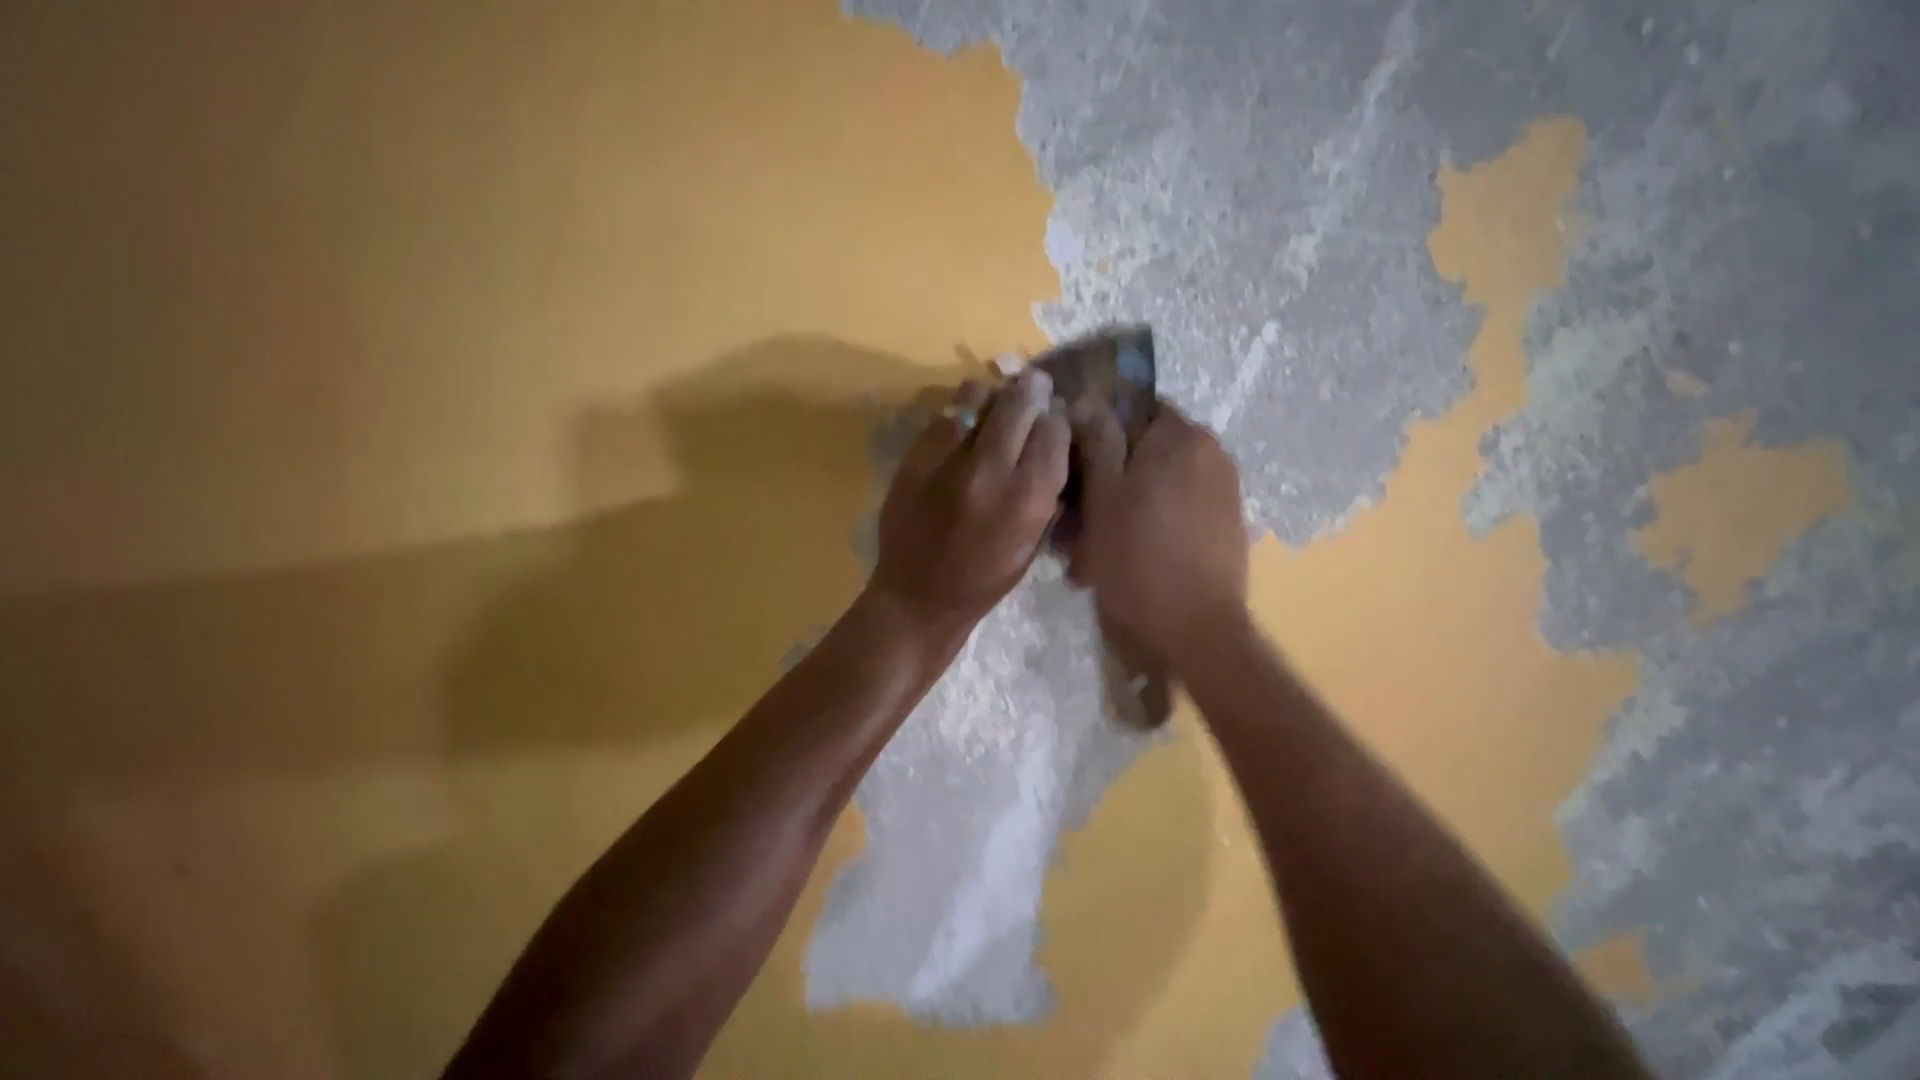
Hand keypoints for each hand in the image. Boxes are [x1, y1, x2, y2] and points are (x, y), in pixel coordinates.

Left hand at [869, 368, 1069, 633]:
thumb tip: (1056, 447)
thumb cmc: (984, 580)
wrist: (917, 597)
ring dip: (992, 397)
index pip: (1055, 429)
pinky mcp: (915, 457)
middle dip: (1031, 393)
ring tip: (994, 406)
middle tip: (1033, 389)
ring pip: (978, 396)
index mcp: (1028, 499)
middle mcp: (991, 472)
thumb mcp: (1032, 545)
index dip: (1057, 420)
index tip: (1054, 422)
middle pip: (1019, 403)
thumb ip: (1047, 493)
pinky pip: (944, 414)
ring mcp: (948, 460)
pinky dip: (959, 412)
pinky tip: (964, 424)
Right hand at [1069, 401, 1248, 658]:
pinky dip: (1153, 523)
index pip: (1133, 407)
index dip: (1098, 430)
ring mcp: (1225, 490)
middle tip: (1077, 514)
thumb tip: (1088, 400)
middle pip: (1149, 448)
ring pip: (1162, 482)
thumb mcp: (1102, 496)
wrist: (1194, 631)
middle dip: (1112, 474)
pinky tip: (1130, 556)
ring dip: (1129, 503)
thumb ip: (1097, 440)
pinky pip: (1180, 508)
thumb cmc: (1137, 560)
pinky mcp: (1227, 525)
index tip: (1073, 464)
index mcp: (1182, 435)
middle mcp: (1212, 452)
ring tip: (1097, 545)